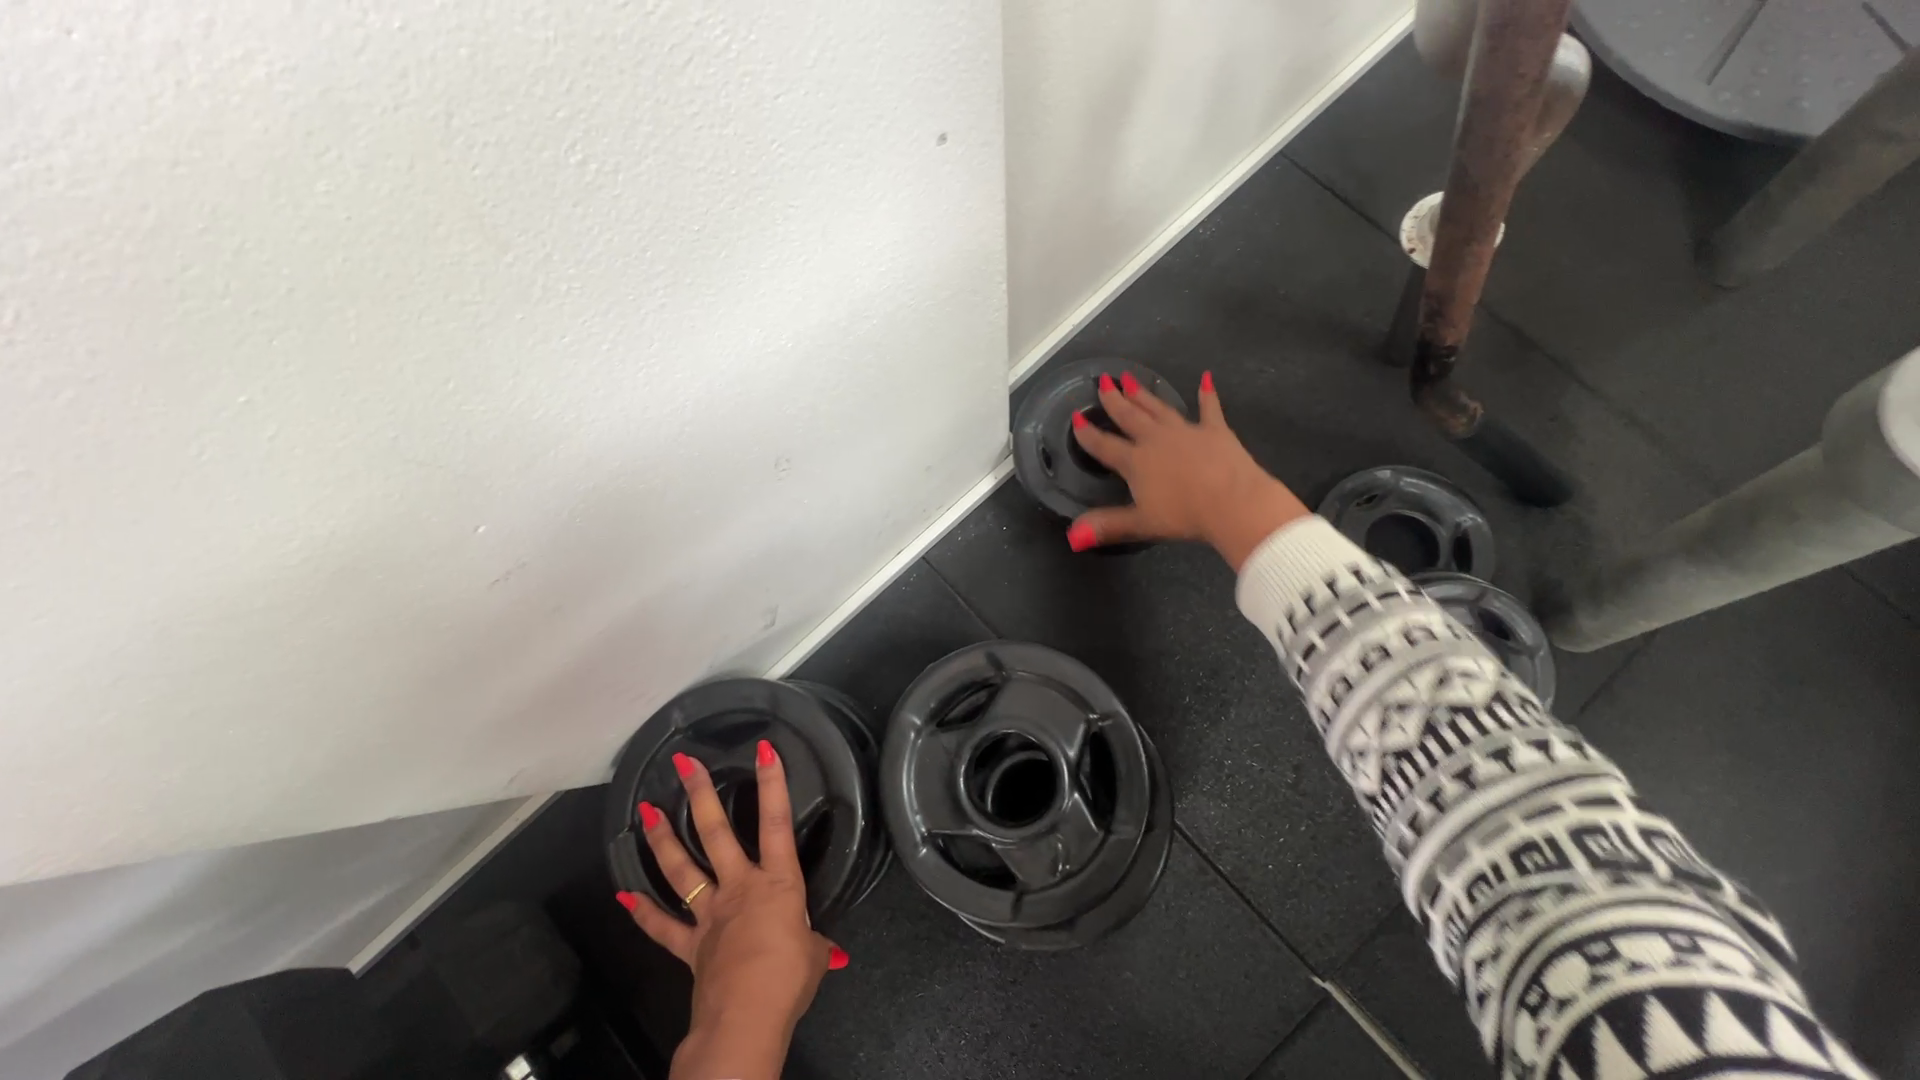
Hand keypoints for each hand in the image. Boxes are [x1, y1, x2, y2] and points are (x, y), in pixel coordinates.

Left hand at [617, 741, 845, 1079]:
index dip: (773, 784)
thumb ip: (815, 944)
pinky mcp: (690, 945)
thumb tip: (825, 951)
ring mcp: (710, 914)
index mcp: (778, 884)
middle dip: (702, 794)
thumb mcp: (815, 956)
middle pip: (717, 833)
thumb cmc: (789, 979)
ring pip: (683, 869)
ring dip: (663, 839)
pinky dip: (641, 911)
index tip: (764, 749)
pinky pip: (662, 926)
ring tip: (647, 810)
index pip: (777, 823)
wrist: (747, 1018)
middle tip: (684, 764)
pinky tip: (622, 895)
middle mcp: (740, 888)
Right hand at [1068, 371, 1309, 569]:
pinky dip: (1207, 394)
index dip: (1088, 434)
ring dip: (1144, 394)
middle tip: (1104, 382)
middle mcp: (1156, 440)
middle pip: (1130, 417)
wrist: (1234, 502)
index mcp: (1136, 462)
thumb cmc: (1185, 516)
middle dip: (1114, 400)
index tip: (1076, 419)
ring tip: (1130, 378)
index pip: (1105, 446)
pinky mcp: (1215, 430)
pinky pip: (1209, 408)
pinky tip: (1207, 378)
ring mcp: (1186, 431)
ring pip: (1159, 408)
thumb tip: (1073, 536)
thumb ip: (1107, 526)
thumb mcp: (1141, 524)